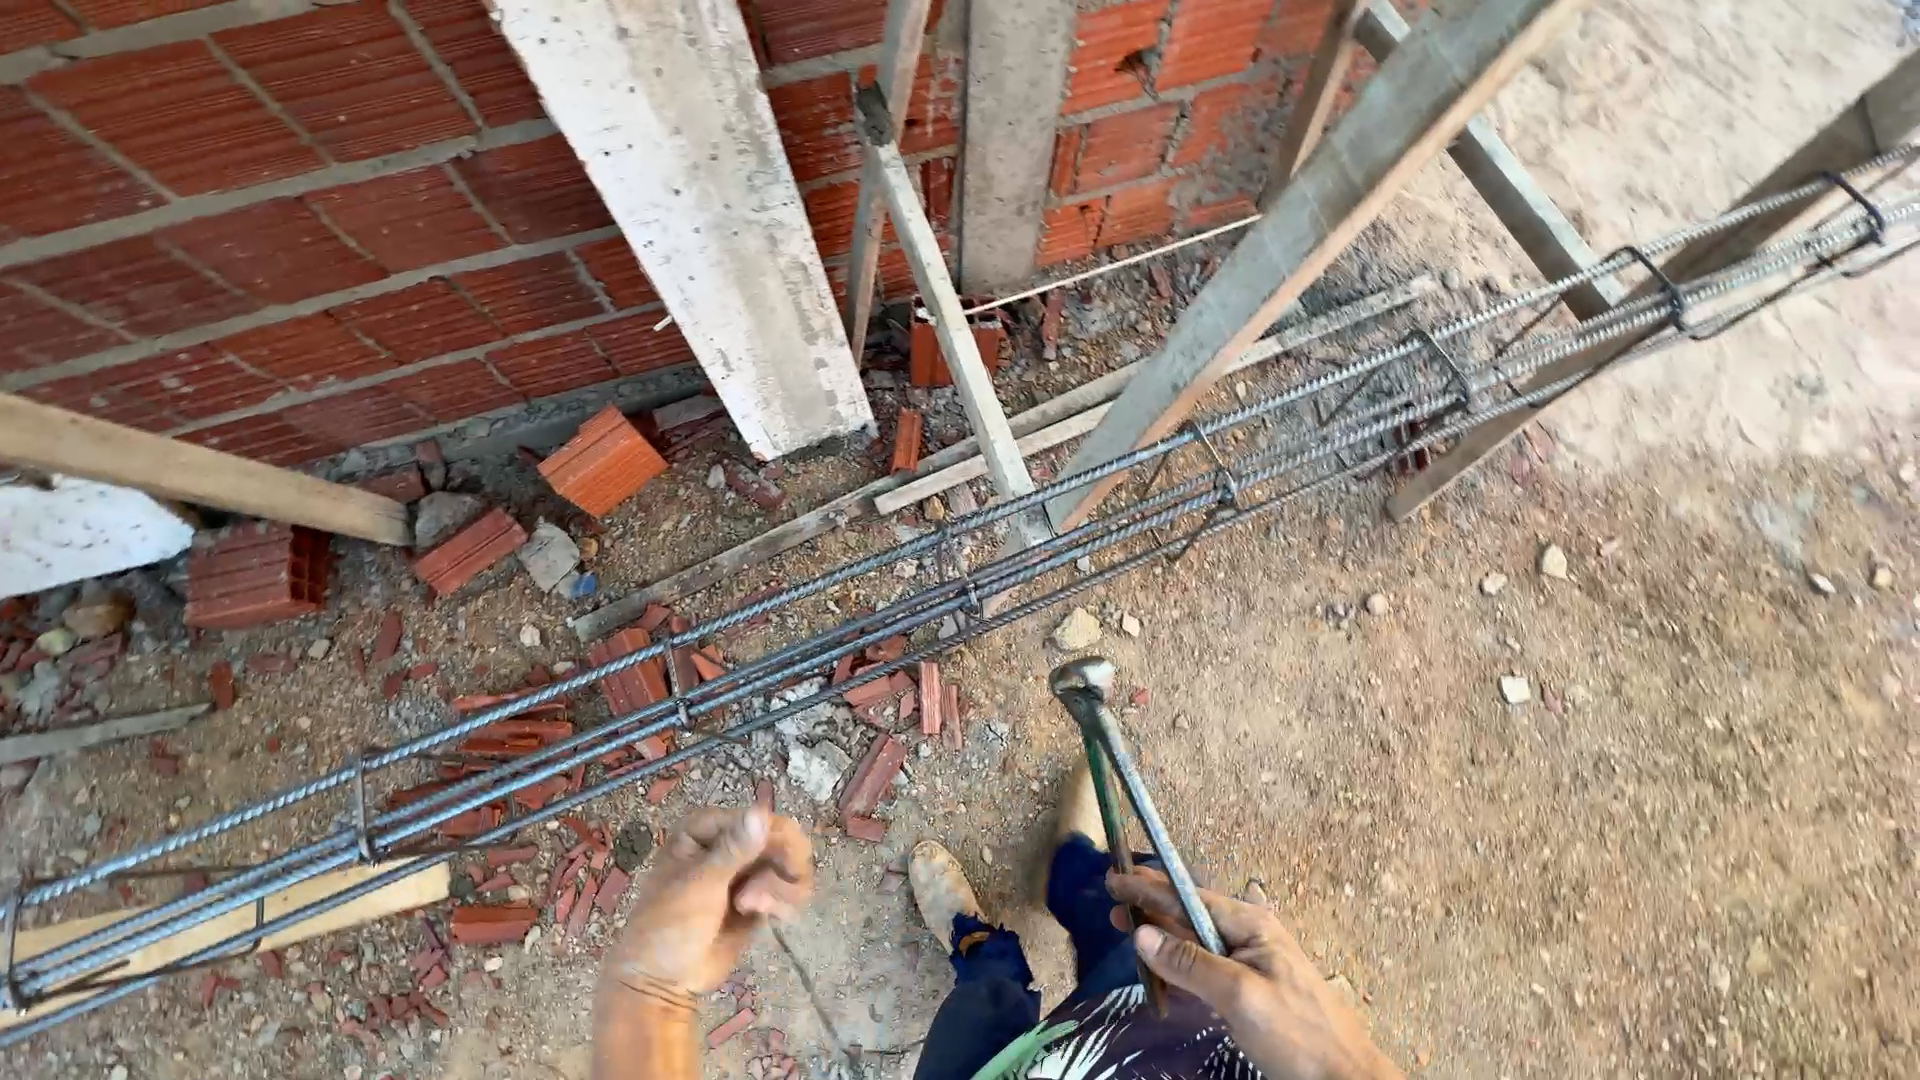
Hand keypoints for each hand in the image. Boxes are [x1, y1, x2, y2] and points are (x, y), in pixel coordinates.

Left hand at [606, 806, 813, 995]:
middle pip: (783, 837)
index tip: (782, 862)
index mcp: (707, 829)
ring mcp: (747, 870)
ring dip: (782, 889)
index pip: (758, 818)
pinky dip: (786, 902)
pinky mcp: (760, 897)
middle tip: (763, 896)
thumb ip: (734, 849)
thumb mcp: (700, 885)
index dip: (776, 837)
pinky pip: (790, 888)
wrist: (662, 984)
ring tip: (755, 909)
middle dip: (782, 867)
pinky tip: (773, 918)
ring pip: (791, 863)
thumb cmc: (669, 927)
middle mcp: (731, 843)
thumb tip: (761, 811)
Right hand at [1108, 869, 1401, 1079]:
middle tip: (1113, 902)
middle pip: (1189, 912)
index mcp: (1249, 924)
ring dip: (1161, 933)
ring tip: (1128, 928)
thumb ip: (1189, 964)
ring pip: (1194, 939)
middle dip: (1151, 905)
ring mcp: (1250, 962)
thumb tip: (1141, 934)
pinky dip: (1178, 961)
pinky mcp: (1250, 989)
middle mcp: (1248, 934)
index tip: (1114, 878)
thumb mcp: (1240, 997)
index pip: (1188, 896)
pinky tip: (1161, 964)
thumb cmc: (1297, 1035)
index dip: (1148, 887)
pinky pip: (1205, 965)